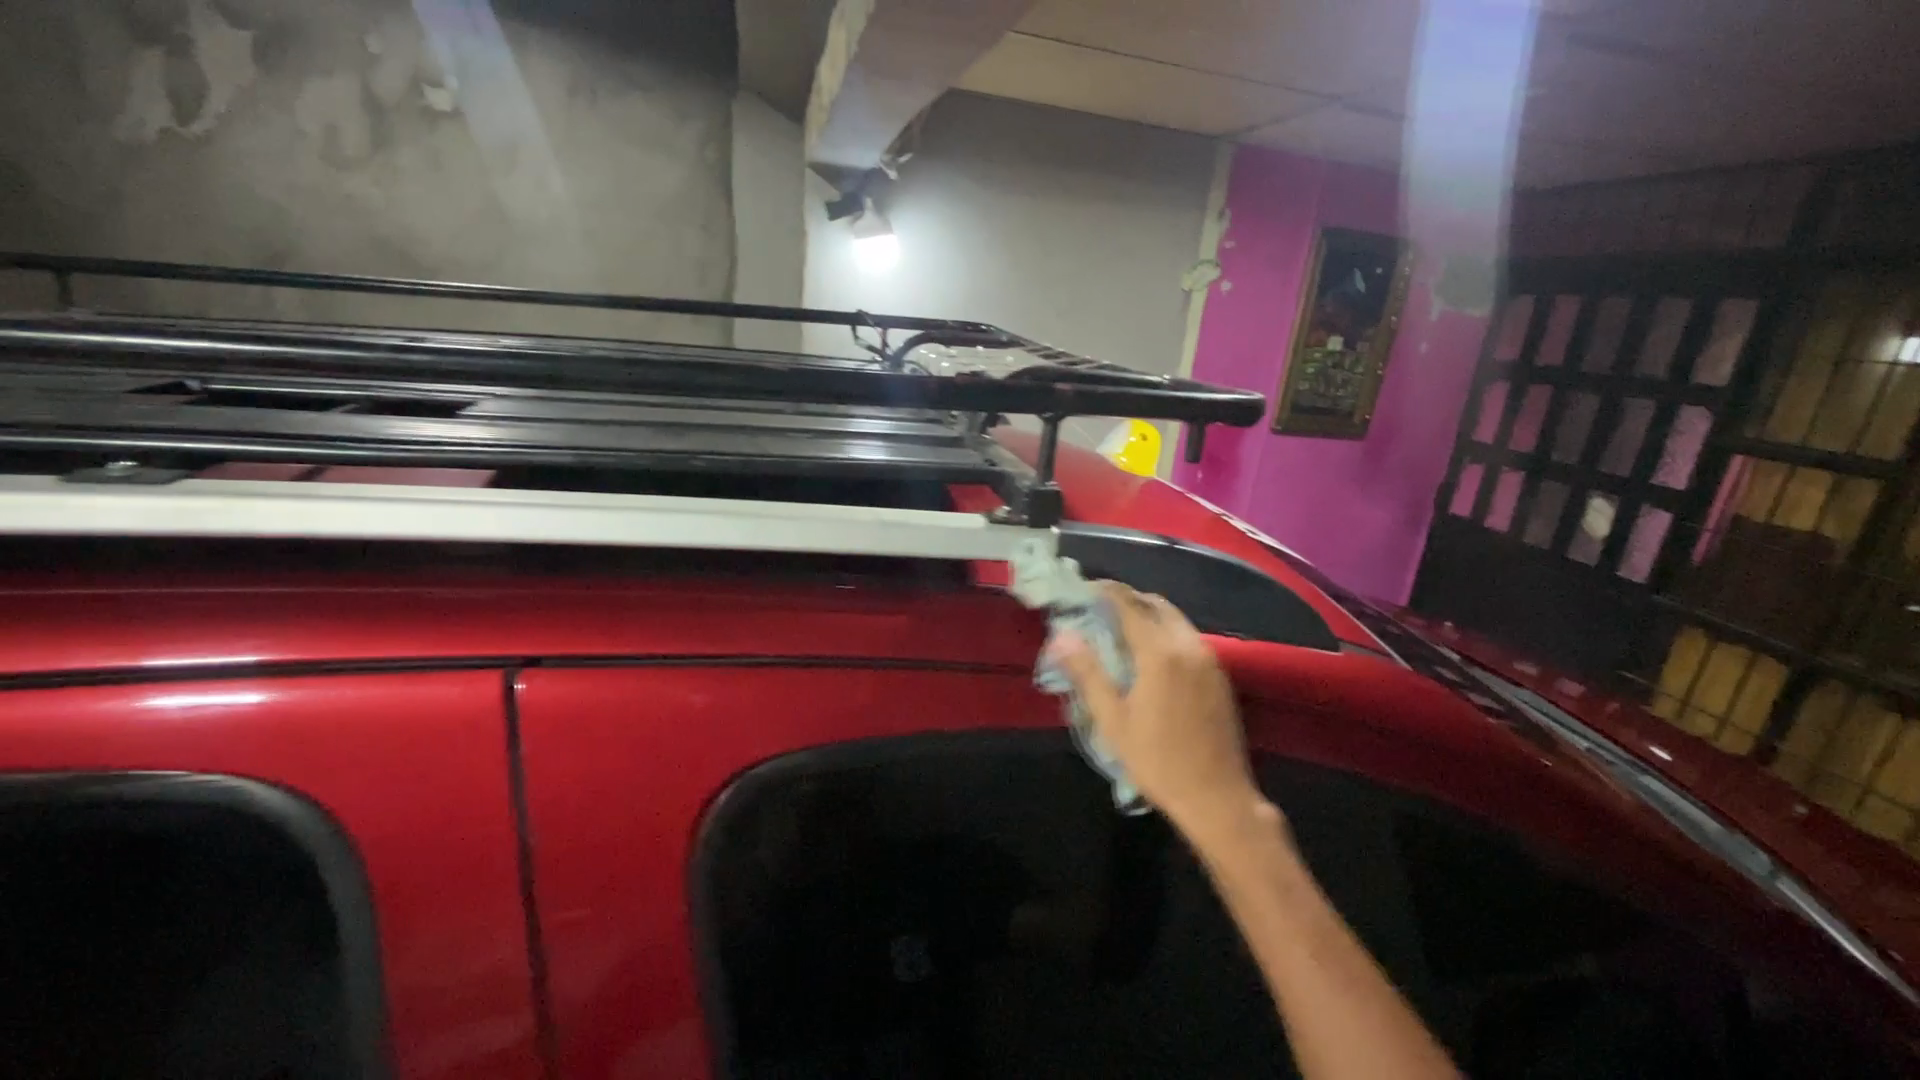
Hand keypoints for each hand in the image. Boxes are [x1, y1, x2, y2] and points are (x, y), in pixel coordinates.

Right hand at [1047, 582, 1267, 838]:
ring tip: (1118, 634)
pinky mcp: (1219, 676)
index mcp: (1160, 653)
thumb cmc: (1157, 761)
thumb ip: (1088, 673)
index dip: (1104, 592)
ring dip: (1147, 616)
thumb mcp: (1113, 720)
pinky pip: (1188, 638)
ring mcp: (1209, 660)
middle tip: (1097, 612)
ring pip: (1175, 620)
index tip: (1082, 591)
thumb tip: (1062, 635)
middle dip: (1126, 600)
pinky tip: (1149, 658)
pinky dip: (1165, 634)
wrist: (1217, 797)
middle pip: (1155, 605)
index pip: (1128, 604)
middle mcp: (1188, 645)